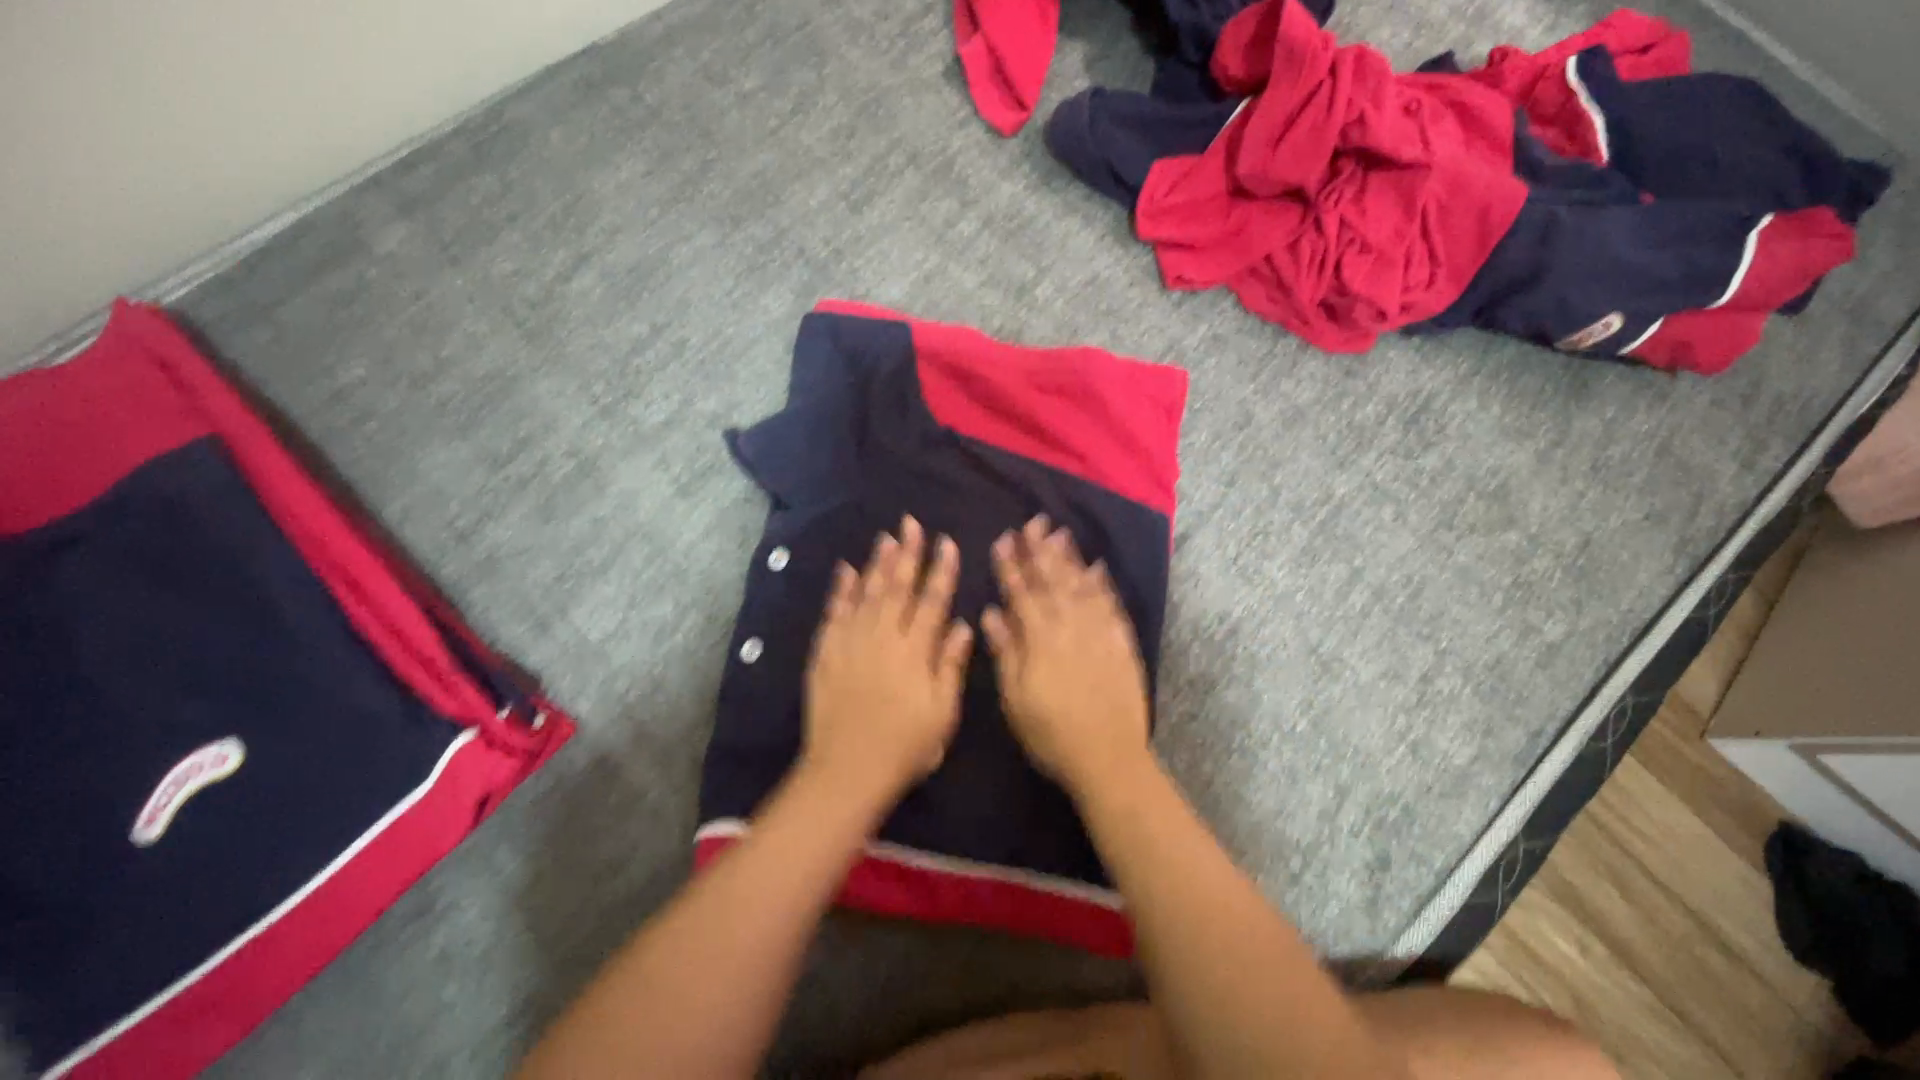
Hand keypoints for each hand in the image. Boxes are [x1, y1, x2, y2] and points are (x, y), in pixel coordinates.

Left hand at [802, 515, 973, 799]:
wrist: (846, 770)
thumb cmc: (905, 747)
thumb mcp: (942, 713)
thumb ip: (950, 665)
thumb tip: (962, 625)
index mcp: (915, 651)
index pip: (932, 601)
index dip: (940, 570)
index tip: (946, 542)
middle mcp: (883, 638)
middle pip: (897, 587)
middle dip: (907, 553)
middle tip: (911, 523)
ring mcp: (850, 642)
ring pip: (866, 592)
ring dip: (877, 563)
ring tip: (887, 537)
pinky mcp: (825, 652)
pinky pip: (834, 612)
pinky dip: (841, 589)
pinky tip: (847, 569)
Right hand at [981, 516, 1152, 797]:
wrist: (1109, 757)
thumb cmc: (1051, 734)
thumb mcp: (1015, 698)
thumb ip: (1006, 651)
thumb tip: (992, 612)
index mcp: (1039, 639)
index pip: (1022, 594)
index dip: (1011, 566)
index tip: (1003, 540)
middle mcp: (1070, 627)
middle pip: (1053, 581)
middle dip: (1040, 551)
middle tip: (1033, 523)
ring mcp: (1100, 633)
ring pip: (1082, 587)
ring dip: (1070, 559)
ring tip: (1060, 533)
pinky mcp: (1123, 645)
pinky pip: (1111, 605)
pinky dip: (1103, 585)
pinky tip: (1097, 568)